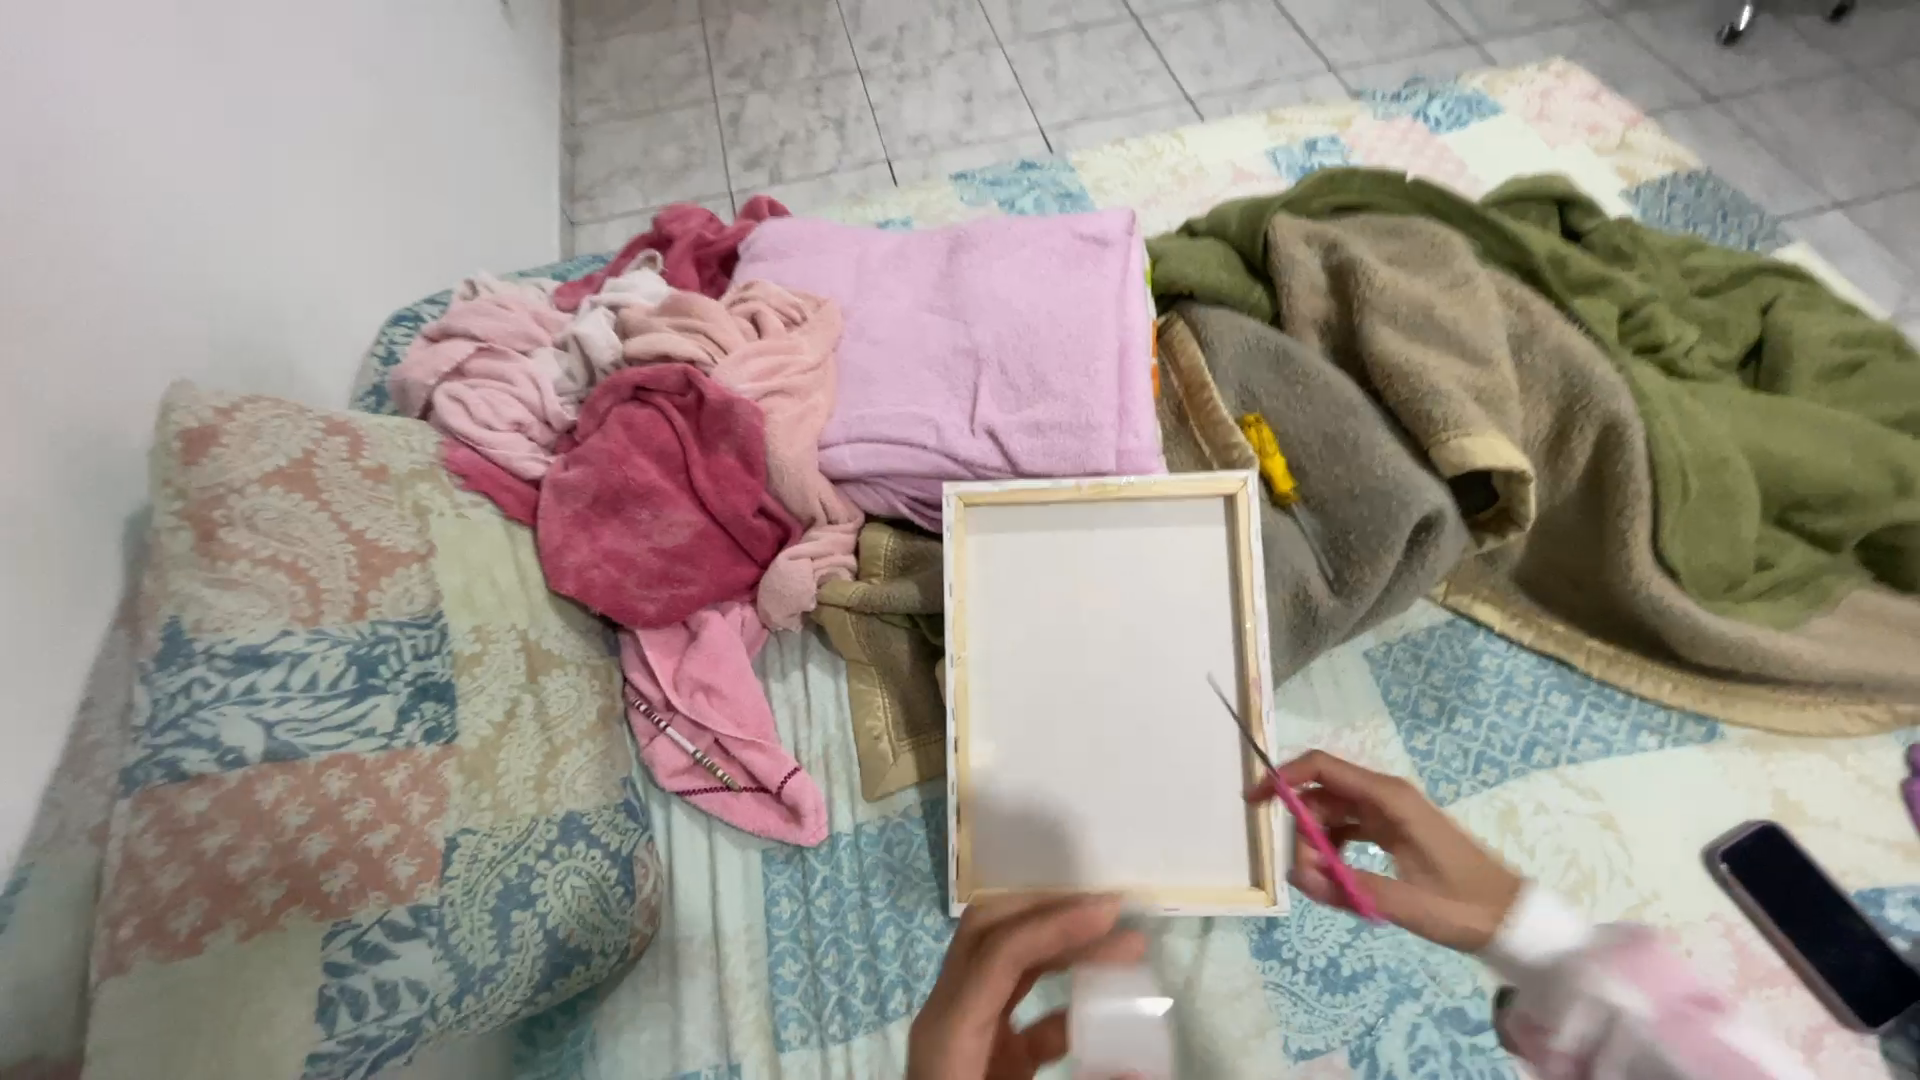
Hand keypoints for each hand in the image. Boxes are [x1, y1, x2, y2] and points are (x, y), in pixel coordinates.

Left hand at [908, 894, 1147, 1079]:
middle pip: (991, 934)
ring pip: (1004, 963)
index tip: (1109, 912)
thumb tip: (1143, 1068)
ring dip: (1059, 947)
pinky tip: (1100, 1014)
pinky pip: (1017, 1009)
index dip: (1054, 924)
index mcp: (946, 1034)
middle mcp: (948, 1018)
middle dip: (1051, 913)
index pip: (999, 952)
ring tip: (1118, 946)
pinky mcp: (979, 1057)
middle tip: (1110, 911)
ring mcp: (961, 1034)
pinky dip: (1059, 1001)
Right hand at [1268, 750, 1522, 951]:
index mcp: (1388, 798)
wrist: (1516, 921)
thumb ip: (1348, 887)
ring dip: (1316, 844)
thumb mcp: (1407, 902)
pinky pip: (1346, 830)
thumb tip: (1296, 876)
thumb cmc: (1467, 907)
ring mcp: (1388, 813)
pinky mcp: (1392, 832)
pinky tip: (1338, 879)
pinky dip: (1333, 851)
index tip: (1254, 801)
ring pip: (1330, 814)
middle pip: (1320, 796)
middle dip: (1301, 830)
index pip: (1321, 767)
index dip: (1282, 777)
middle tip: (1308, 875)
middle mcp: (1383, 796)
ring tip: (1325, 884)